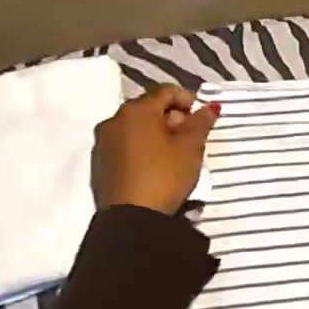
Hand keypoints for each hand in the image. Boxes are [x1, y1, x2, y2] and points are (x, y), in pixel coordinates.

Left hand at [91, 86, 220, 214]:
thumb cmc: (165, 174)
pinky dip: (142, 146)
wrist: (131, 217)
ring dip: (157, 132)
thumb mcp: (191, 146)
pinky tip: (155, 165)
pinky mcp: (99, 162)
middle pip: (149, 107)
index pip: (167, 91)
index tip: (201, 120)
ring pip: (136, 126)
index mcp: (136, 111)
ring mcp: (102, 142)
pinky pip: (125, 144)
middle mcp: (114, 120)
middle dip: (172, 117)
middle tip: (190, 137)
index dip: (189, 100)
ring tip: (174, 153)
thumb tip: (210, 106)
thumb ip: (201, 122)